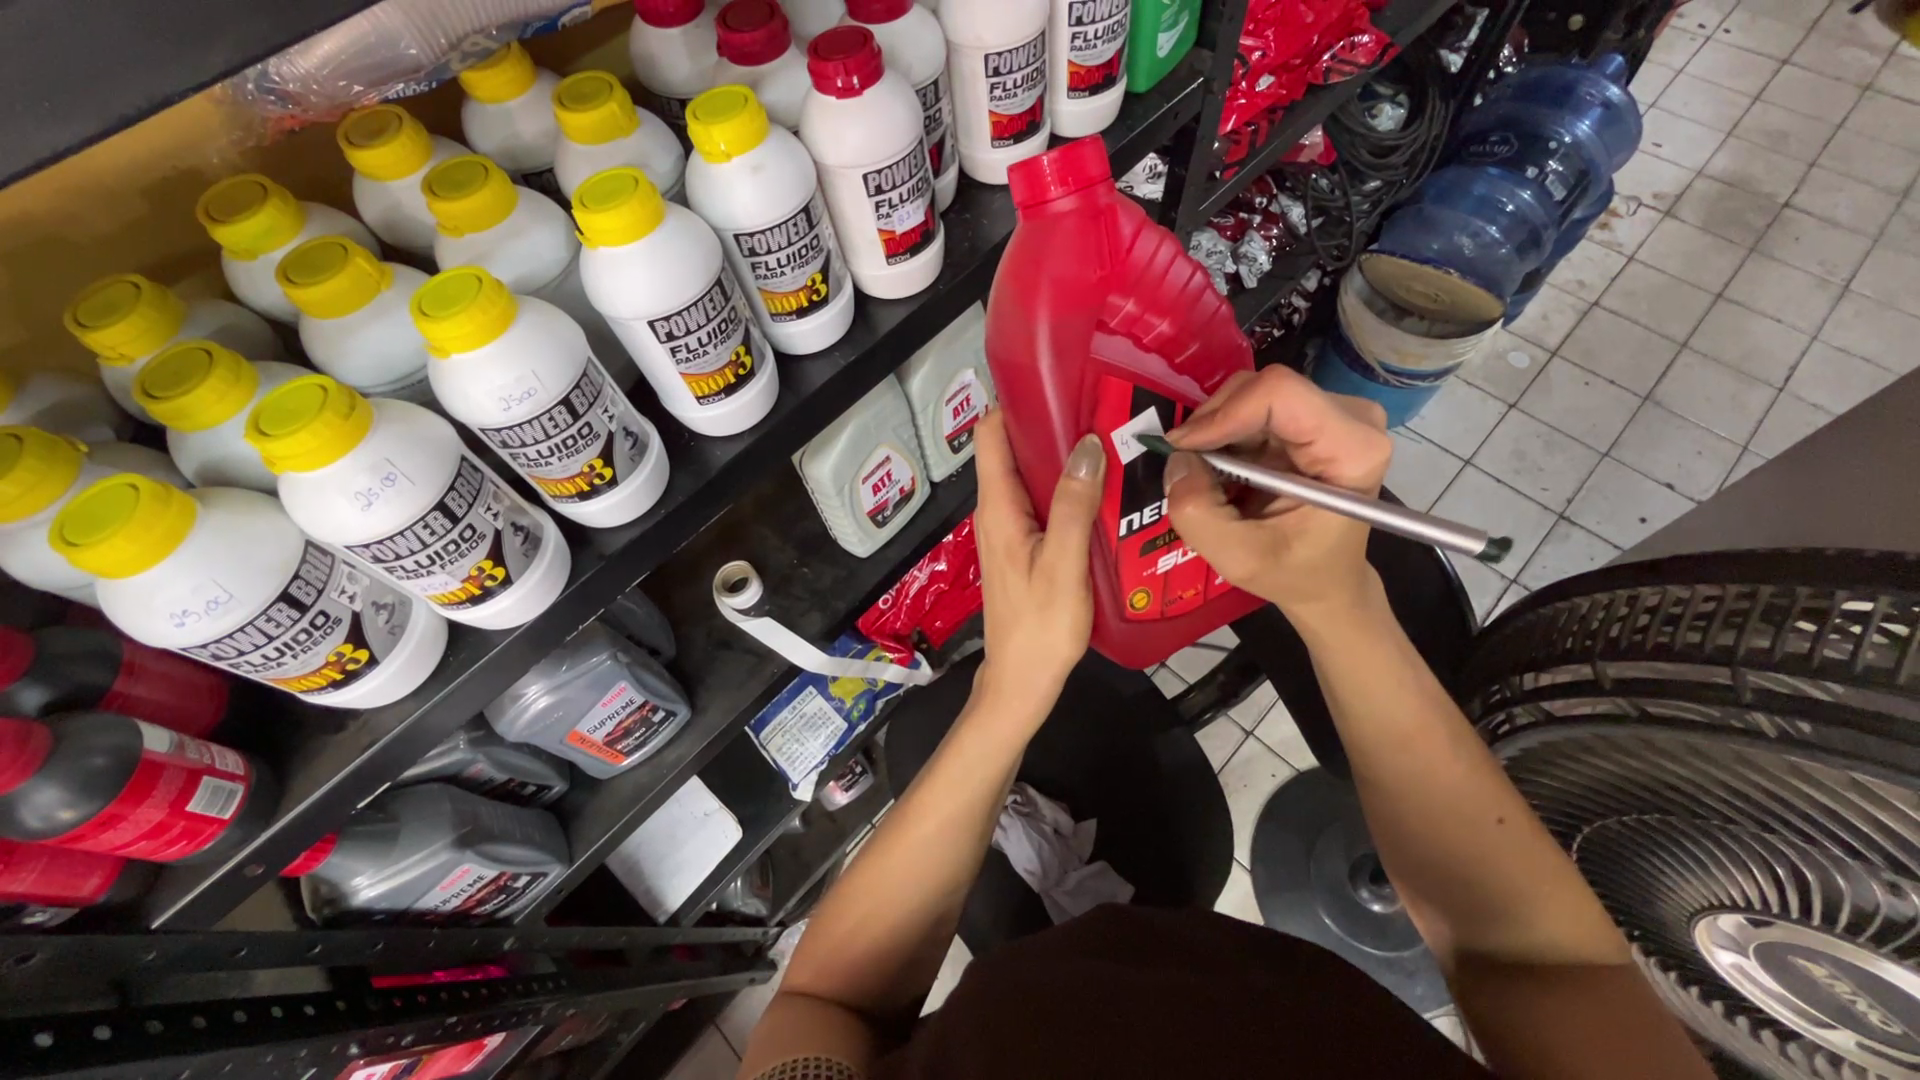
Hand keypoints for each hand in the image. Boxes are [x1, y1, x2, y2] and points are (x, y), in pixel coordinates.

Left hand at [971, 410, 1102, 713]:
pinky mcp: (1023, 547)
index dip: (1015, 403)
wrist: (1023, 680)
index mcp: (998, 508)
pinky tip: (1100, 488)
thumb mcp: (1063, 564)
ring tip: (1107, 437)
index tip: (1057, 380)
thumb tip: (1086, 444)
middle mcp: (997, 512)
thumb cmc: (1041, 626)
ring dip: (1061, 457)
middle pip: (1013, 451)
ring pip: (1030, 478)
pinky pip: (1042, 503)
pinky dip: (1065, 488)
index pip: (991, 437)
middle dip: (1048, 424)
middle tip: (1098, 404)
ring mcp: (1009, 531)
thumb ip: (1074, 505)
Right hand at [1164, 366, 1391, 619]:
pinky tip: (1223, 466)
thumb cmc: (1294, 573)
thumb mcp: (1238, 559)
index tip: (1184, 450)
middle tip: (1187, 464)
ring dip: (1216, 429)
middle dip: (1213, 423)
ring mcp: (1334, 413)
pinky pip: (1253, 404)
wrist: (1324, 580)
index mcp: (1352, 451)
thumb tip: (1177, 461)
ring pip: (1252, 392)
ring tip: (1206, 471)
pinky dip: (1226, 432)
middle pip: (1263, 388)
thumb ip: (1198, 512)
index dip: (1223, 415)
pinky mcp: (1312, 416)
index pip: (1279, 394)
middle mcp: (1352, 419)